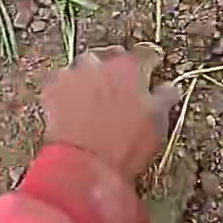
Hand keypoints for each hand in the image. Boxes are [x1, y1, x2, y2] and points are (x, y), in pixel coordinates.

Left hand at [40, 46, 180, 182]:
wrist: (84, 168)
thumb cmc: (126, 144)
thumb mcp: (158, 120)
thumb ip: (165, 96)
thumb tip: (170, 88)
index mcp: (131, 66)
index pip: (146, 54)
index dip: (152, 64)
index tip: (153, 70)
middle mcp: (101, 63)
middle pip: (113, 55)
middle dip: (119, 66)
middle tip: (124, 85)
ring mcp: (74, 75)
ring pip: (85, 66)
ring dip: (92, 76)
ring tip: (98, 95)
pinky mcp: (52, 91)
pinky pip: (63, 82)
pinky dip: (70, 89)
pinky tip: (76, 104)